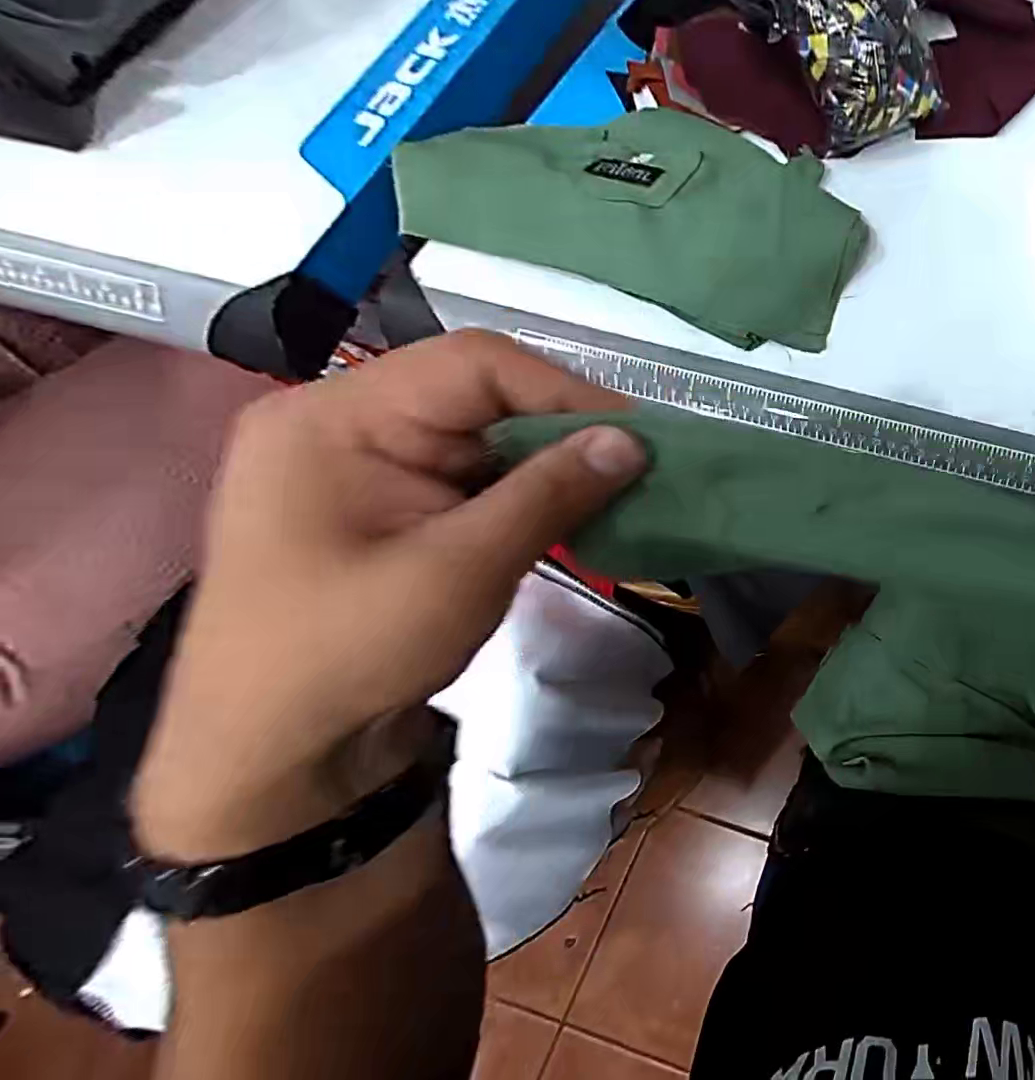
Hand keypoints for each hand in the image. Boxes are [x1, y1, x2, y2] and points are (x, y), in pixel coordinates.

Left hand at [133, 331, 645, 859]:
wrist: (279, 752)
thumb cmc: (352, 653)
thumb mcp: (463, 568)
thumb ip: (550, 494)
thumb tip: (634, 441)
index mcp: (339, 418)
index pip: (476, 365)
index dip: (568, 391)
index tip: (640, 437)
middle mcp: (351, 423)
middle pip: (485, 396)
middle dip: (568, 430)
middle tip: (641, 467)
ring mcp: (372, 465)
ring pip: (491, 438)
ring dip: (558, 464)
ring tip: (621, 491)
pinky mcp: (397, 504)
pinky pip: (481, 477)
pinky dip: (535, 492)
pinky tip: (576, 514)